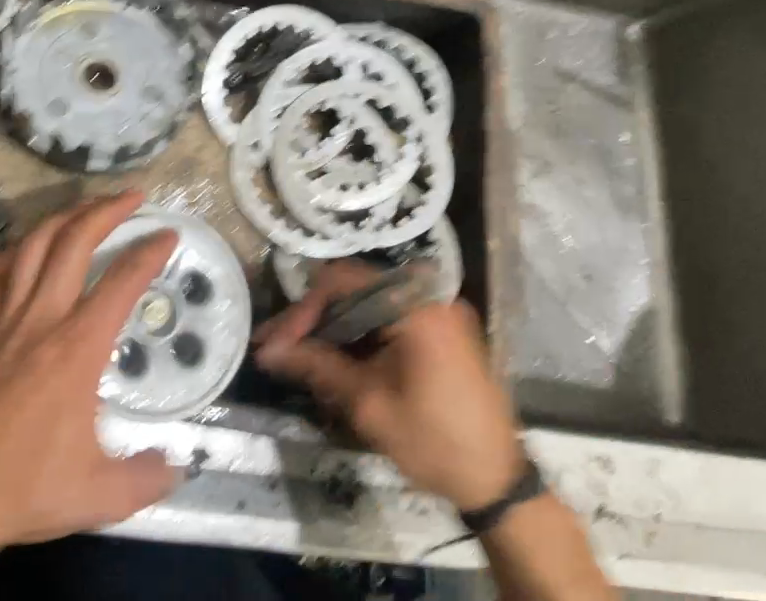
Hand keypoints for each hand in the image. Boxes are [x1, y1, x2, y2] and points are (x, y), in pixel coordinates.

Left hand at [0, 192, 180, 600]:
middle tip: (133, 196)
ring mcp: (2, 322)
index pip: (121, 283)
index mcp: (77, 348)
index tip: (169, 234)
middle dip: (106, 210)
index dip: (149, 253)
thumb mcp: (103, 494)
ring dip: (62, 219)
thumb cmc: (29, 487)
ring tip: (86, 207)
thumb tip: (174, 466)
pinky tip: (25, 250)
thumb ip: (148, 477)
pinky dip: (13, 252)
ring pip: (30, 248)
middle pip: (73, 243)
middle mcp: (40, 320)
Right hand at [253, 260, 524, 509]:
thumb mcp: (369, 404)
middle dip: (311, 319)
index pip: (342, 284)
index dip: (302, 311)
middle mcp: (428, 298)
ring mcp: (436, 314)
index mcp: (416, 308)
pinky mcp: (438, 332)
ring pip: (365, 305)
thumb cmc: (435, 442)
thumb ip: (316, 366)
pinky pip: (385, 320)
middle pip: (353, 290)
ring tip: (292, 354)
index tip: (275, 344)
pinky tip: (328, 358)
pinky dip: (355, 336)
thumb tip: (267, 350)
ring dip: (330, 328)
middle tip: (273, 346)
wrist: (498, 482)